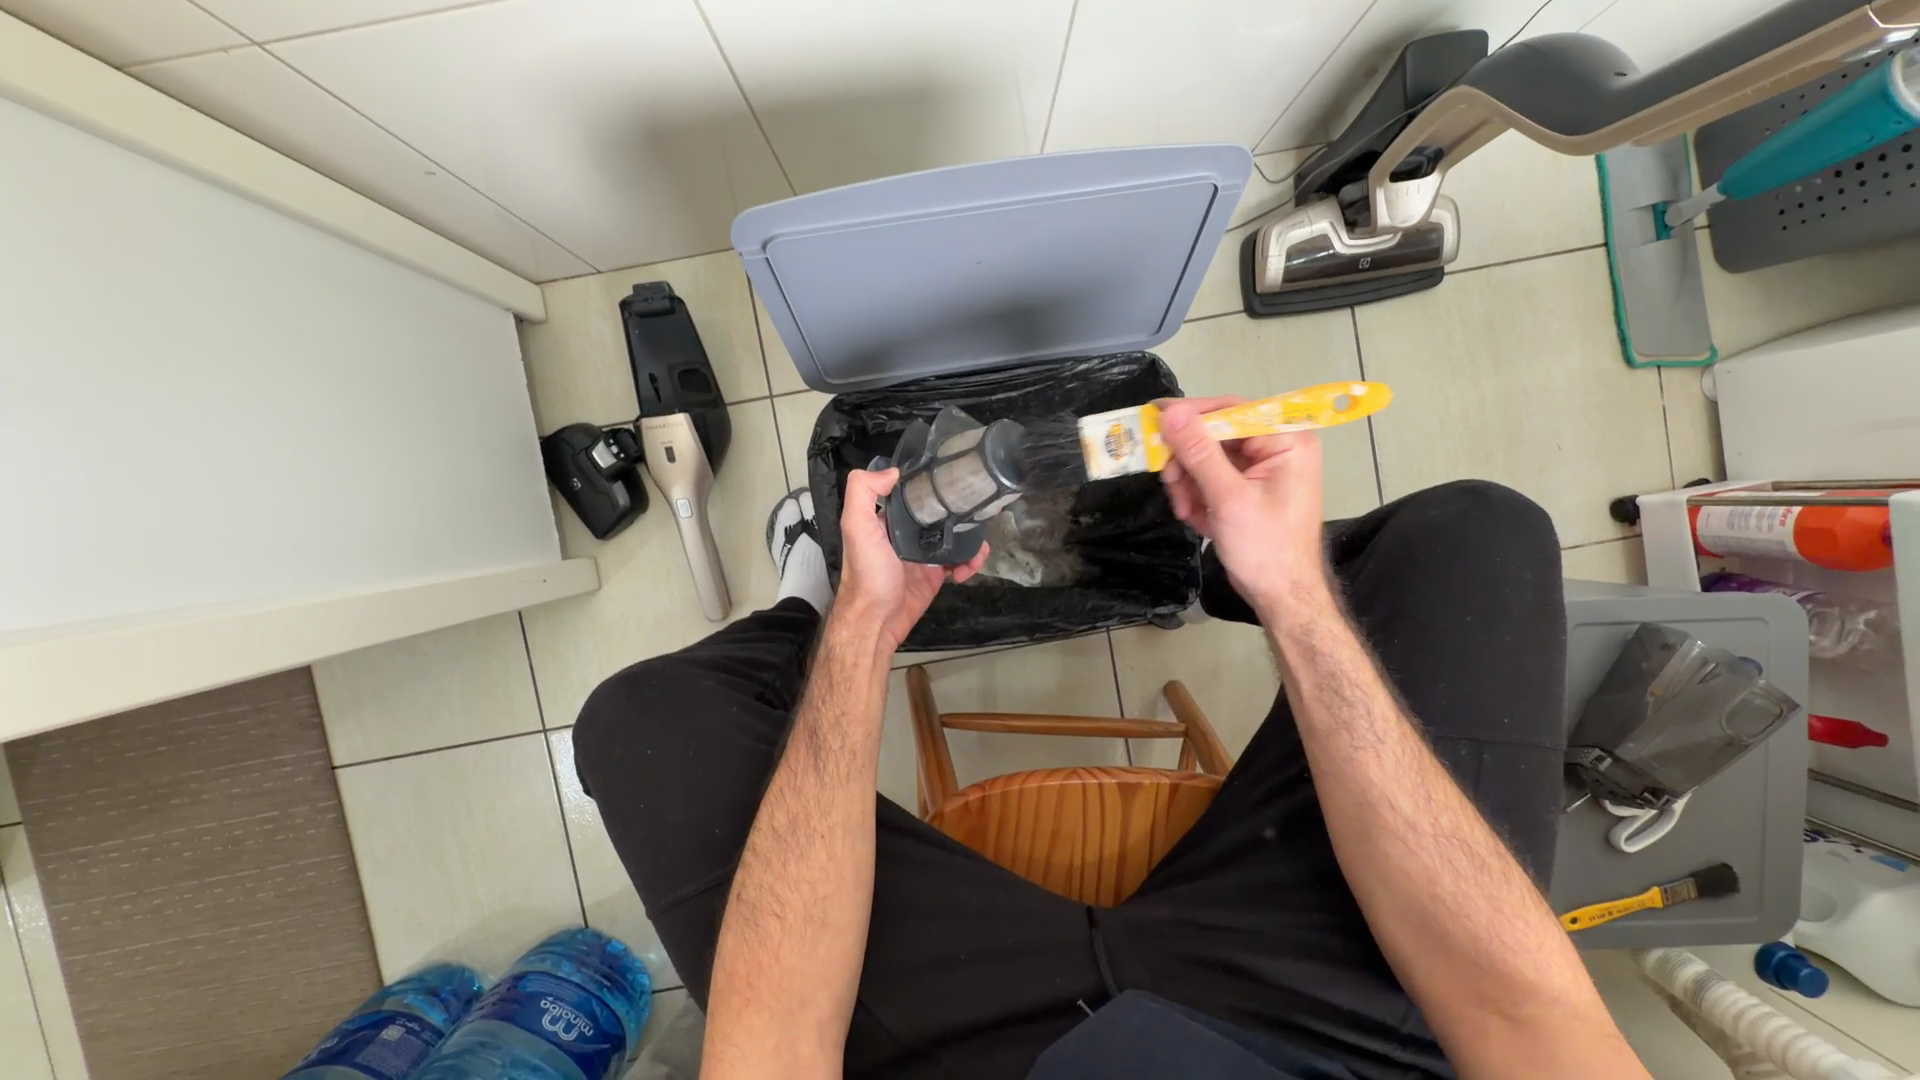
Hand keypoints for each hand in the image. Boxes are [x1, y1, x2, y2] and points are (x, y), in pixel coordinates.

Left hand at [836, 468, 988, 654]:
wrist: (876, 621)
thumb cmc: (866, 574)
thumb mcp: (857, 527)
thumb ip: (864, 493)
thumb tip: (893, 471)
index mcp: (887, 519)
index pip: (912, 493)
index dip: (930, 485)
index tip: (953, 477)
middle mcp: (905, 533)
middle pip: (939, 514)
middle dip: (960, 513)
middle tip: (979, 513)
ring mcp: (922, 555)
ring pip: (954, 538)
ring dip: (971, 540)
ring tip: (980, 547)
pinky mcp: (935, 576)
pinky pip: (958, 563)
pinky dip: (970, 563)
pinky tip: (969, 569)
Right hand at [1159, 396, 1331, 616]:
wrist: (1281, 595)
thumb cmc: (1265, 547)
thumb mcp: (1228, 498)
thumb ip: (1199, 452)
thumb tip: (1171, 414)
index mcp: (1286, 440)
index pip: (1232, 410)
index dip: (1192, 415)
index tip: (1155, 420)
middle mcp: (1277, 446)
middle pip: (1216, 434)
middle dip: (1188, 461)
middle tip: (1168, 481)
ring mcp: (1263, 467)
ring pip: (1208, 457)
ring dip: (1189, 482)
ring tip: (1185, 510)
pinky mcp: (1248, 487)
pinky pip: (1212, 476)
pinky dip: (1198, 495)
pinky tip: (1198, 518)